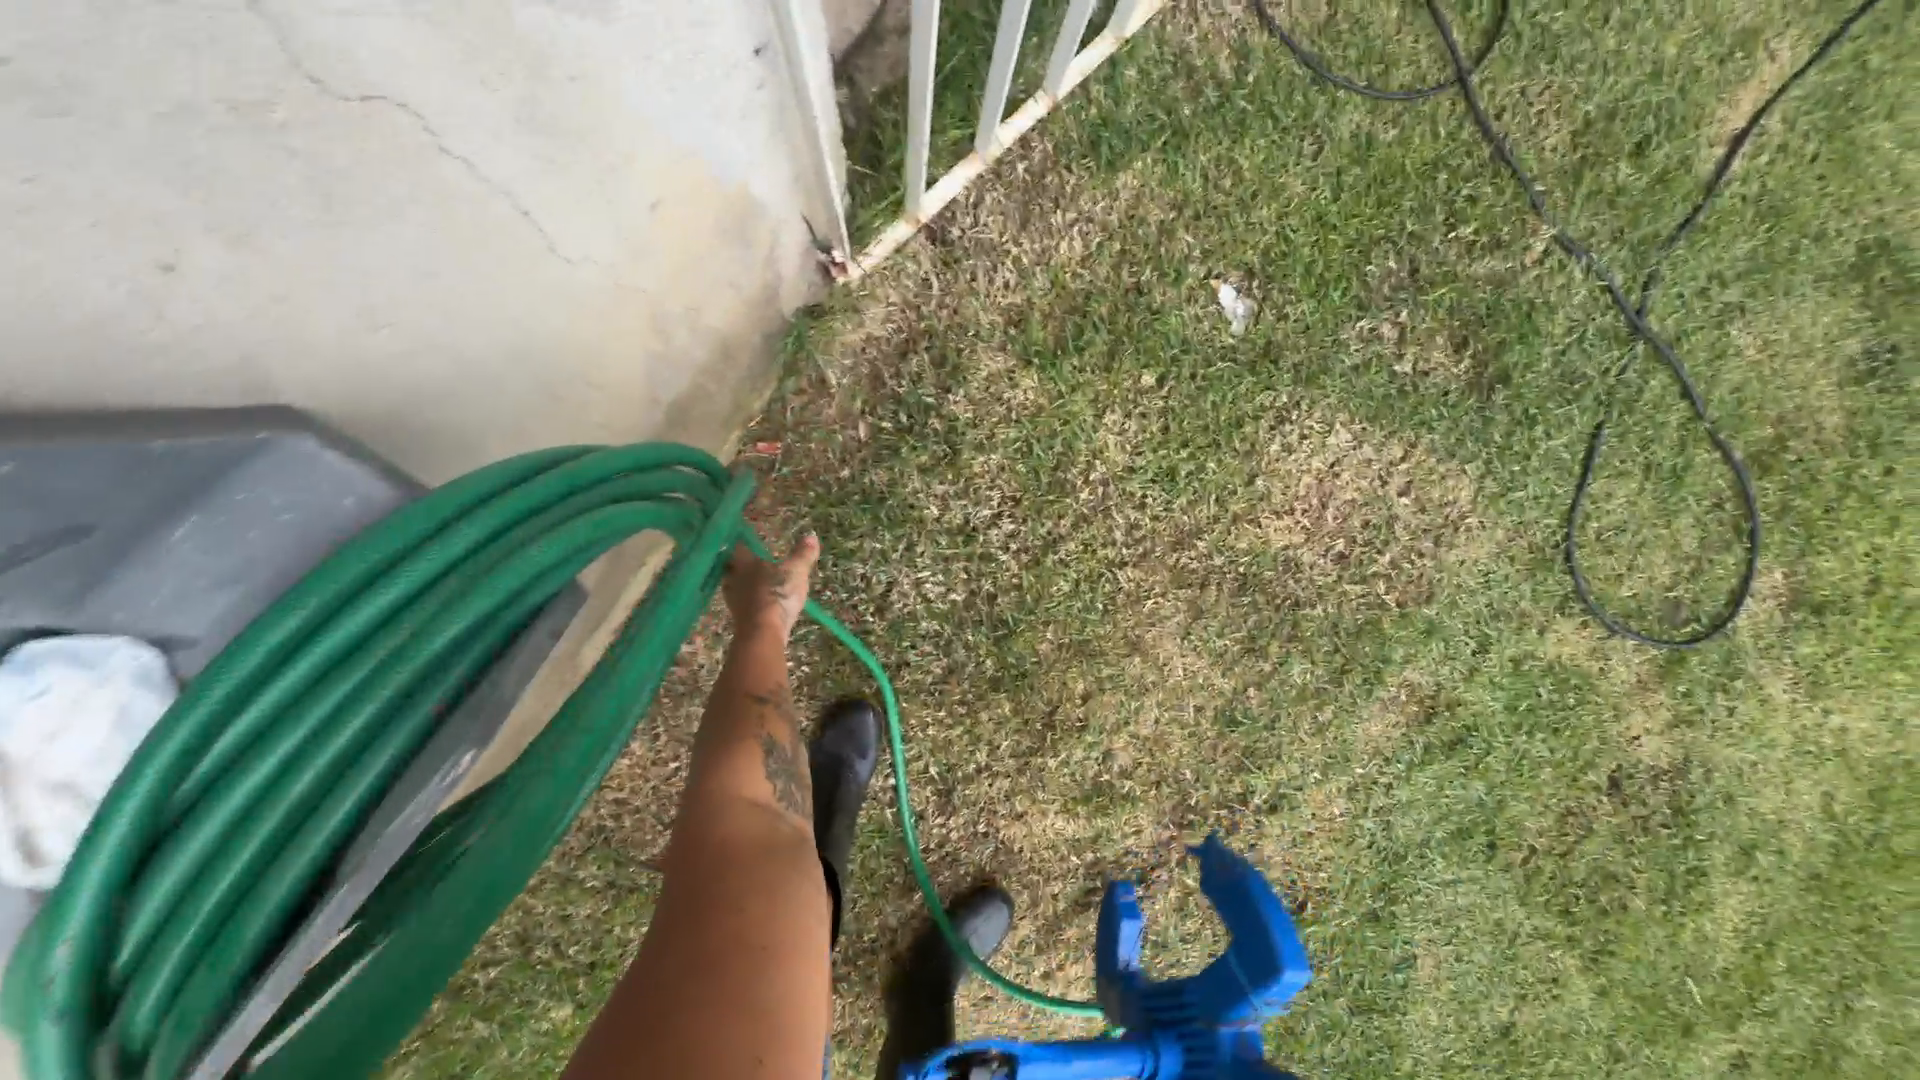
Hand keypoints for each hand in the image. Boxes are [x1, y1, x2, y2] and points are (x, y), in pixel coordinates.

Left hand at [723, 534, 818, 641]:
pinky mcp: (738, 618)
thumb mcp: (796, 570)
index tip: (750, 541)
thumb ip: (803, 553)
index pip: (739, 547)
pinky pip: (741, 603)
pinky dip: (748, 601)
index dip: (744, 543)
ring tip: (755, 583)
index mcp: (744, 562)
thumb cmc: (777, 594)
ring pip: (734, 586)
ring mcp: (733, 599)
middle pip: (731, 567)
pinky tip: (759, 603)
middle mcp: (733, 578)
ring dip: (742, 584)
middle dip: (739, 564)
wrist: (763, 631)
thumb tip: (811, 535)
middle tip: (750, 562)